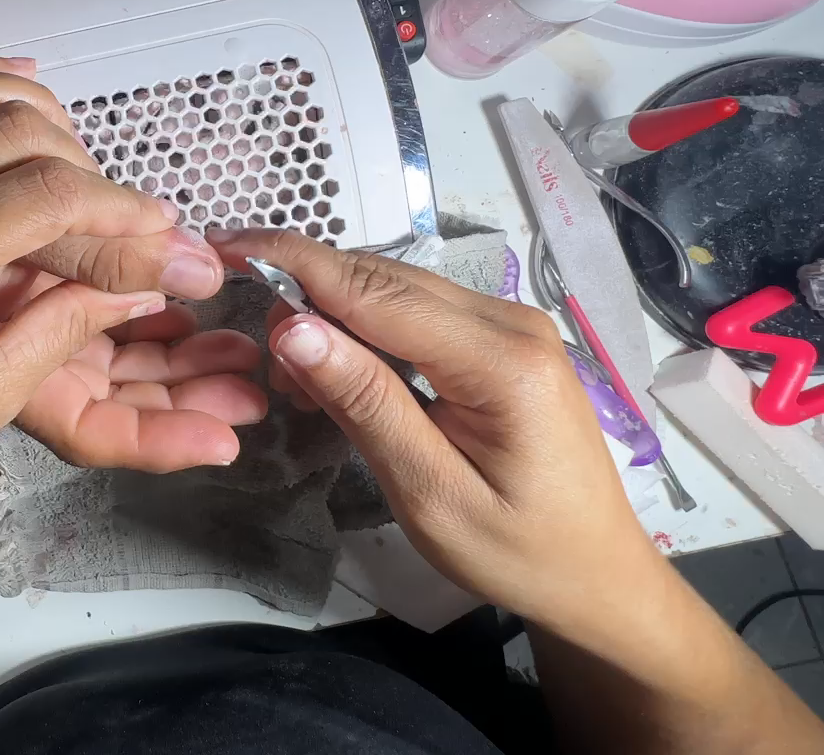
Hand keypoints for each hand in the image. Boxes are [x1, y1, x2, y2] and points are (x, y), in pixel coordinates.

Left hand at [0, 88, 258, 508]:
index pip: (45, 196)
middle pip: (18, 133)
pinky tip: (27, 90)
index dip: (117, 207)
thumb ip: (68, 321)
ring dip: (44, 122)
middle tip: (121, 217)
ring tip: (80, 173)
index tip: (161, 228)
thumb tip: (147, 277)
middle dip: (89, 169)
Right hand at [0, 268, 265, 469]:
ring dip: (182, 360)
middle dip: (188, 401)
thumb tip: (191, 268)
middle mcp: (35, 366)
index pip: (90, 433)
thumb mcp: (20, 249)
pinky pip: (115, 325)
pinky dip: (154, 323)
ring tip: (237, 348)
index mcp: (13, 377)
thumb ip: (94, 266)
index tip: (224, 441)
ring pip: (125, 367)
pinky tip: (186, 312)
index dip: (157, 443)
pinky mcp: (60, 302)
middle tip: (251, 390)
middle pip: (119, 406)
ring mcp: (48, 334)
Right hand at [206, 229, 663, 633]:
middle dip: (300, 291)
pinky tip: (334, 369)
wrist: (600, 579)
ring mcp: (504, 322)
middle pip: (374, 277)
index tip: (223, 243)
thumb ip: (363, 402)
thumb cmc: (519, 551)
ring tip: (293, 375)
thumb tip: (291, 326)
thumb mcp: (428, 492)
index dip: (290, 260)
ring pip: (385, 286)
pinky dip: (354, 327)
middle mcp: (506, 320)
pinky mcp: (493, 335)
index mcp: (498, 360)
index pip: (370, 288)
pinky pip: (404, 309)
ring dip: (325, 313)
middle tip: (258, 347)